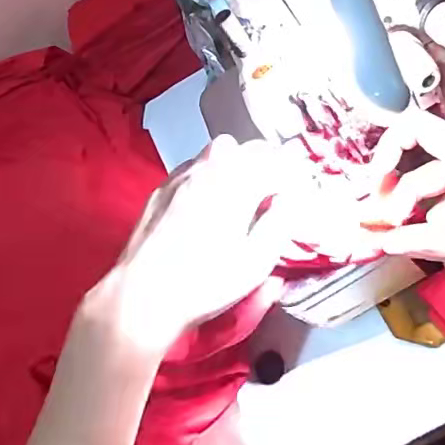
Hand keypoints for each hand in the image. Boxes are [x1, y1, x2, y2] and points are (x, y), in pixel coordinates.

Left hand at [84, 136, 299, 353]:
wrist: (143, 295)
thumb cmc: (205, 282)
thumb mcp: (256, 262)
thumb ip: (279, 224)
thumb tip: (289, 202)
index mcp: (239, 182)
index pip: (280, 163)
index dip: (296, 177)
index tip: (302, 192)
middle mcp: (211, 167)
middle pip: (252, 148)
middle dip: (272, 163)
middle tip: (281, 188)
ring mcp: (183, 173)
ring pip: (221, 149)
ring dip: (242, 161)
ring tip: (247, 187)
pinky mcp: (162, 186)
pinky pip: (196, 164)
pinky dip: (212, 170)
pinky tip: (211, 195)